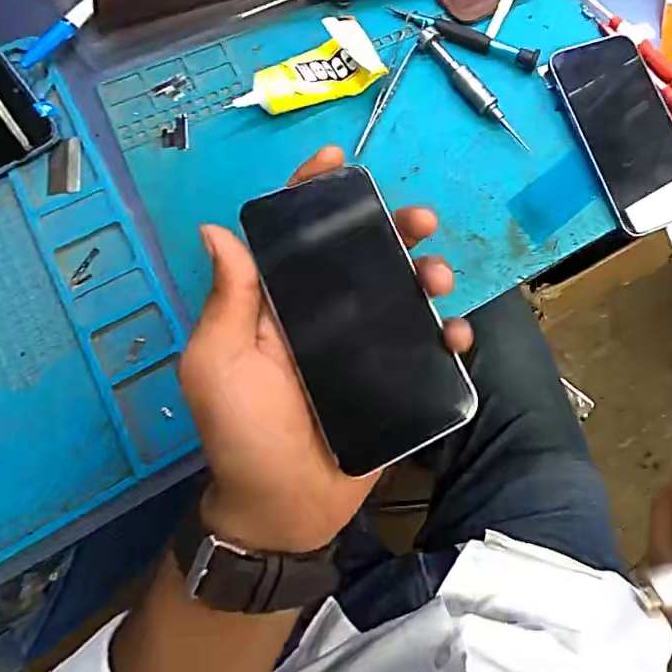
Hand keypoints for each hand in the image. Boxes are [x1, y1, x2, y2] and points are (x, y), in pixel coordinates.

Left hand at [183, 145, 472, 552]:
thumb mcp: (218, 366)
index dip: (313, 192)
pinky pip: (430, 344)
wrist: (286, 510)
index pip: (297, 235)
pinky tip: (456, 335)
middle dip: (395, 226)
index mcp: (281, 303)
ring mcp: (367, 343)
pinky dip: (449, 332)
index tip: (338, 161)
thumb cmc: (243, 435)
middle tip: (421, 219)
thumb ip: (227, 302)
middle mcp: (327, 312)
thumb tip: (216, 228)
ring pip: (405, 290)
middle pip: (365, 253)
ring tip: (439, 279)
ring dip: (430, 272)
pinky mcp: (399, 376)